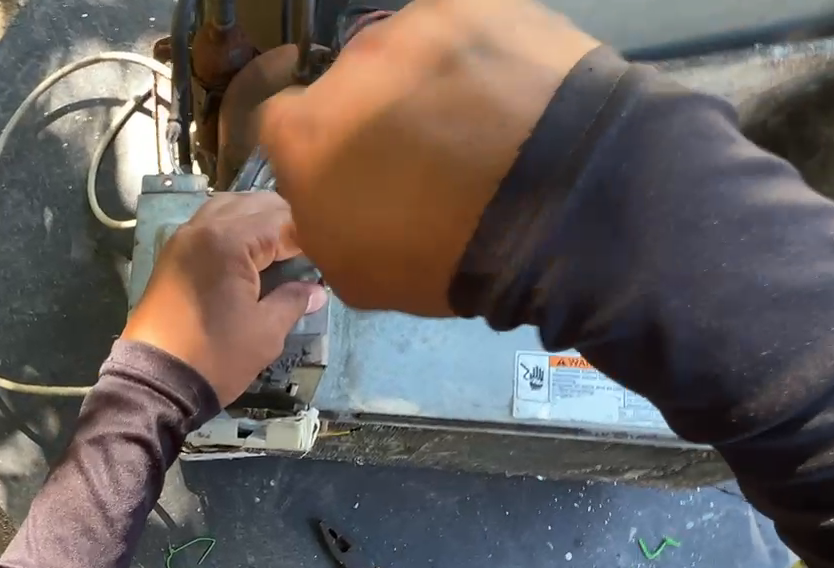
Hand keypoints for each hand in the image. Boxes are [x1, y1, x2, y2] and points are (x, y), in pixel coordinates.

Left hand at [122, 191, 326, 402]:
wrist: (155, 383)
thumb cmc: (214, 357)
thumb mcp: (264, 333)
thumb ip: (292, 302)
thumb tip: (314, 290)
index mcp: (229, 240)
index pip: (283, 221)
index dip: (309, 239)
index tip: (325, 259)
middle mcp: (203, 228)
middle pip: (255, 206)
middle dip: (284, 225)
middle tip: (305, 255)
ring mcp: (182, 240)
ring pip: (228, 210)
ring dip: (256, 223)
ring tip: (277, 253)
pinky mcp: (171, 257)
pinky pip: (207, 227)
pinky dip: (230, 232)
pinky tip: (246, 256)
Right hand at [257, 0, 597, 314]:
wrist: (553, 207)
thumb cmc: (434, 256)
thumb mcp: (349, 274)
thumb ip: (319, 224)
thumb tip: (325, 201)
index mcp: (301, 136)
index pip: (280, 130)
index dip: (311, 153)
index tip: (340, 175)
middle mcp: (347, 65)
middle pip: (342, 87)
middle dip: (363, 116)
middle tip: (408, 155)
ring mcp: (415, 25)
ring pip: (399, 55)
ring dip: (414, 84)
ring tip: (465, 123)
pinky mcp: (480, 0)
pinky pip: (459, 30)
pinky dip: (469, 58)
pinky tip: (499, 94)